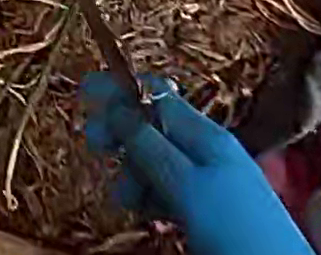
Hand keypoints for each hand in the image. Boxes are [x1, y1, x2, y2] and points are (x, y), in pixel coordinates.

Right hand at [81, 72, 313, 254]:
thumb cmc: (236, 231)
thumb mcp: (187, 187)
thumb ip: (149, 146)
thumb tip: (114, 107)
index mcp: (205, 134)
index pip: (155, 93)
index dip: (119, 88)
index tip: (84, 92)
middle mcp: (207, 151)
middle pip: (154, 125)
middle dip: (120, 131)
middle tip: (93, 144)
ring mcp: (212, 183)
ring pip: (159, 160)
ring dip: (133, 168)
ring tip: (120, 196)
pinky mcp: (212, 214)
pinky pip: (170, 188)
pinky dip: (150, 193)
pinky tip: (141, 209)